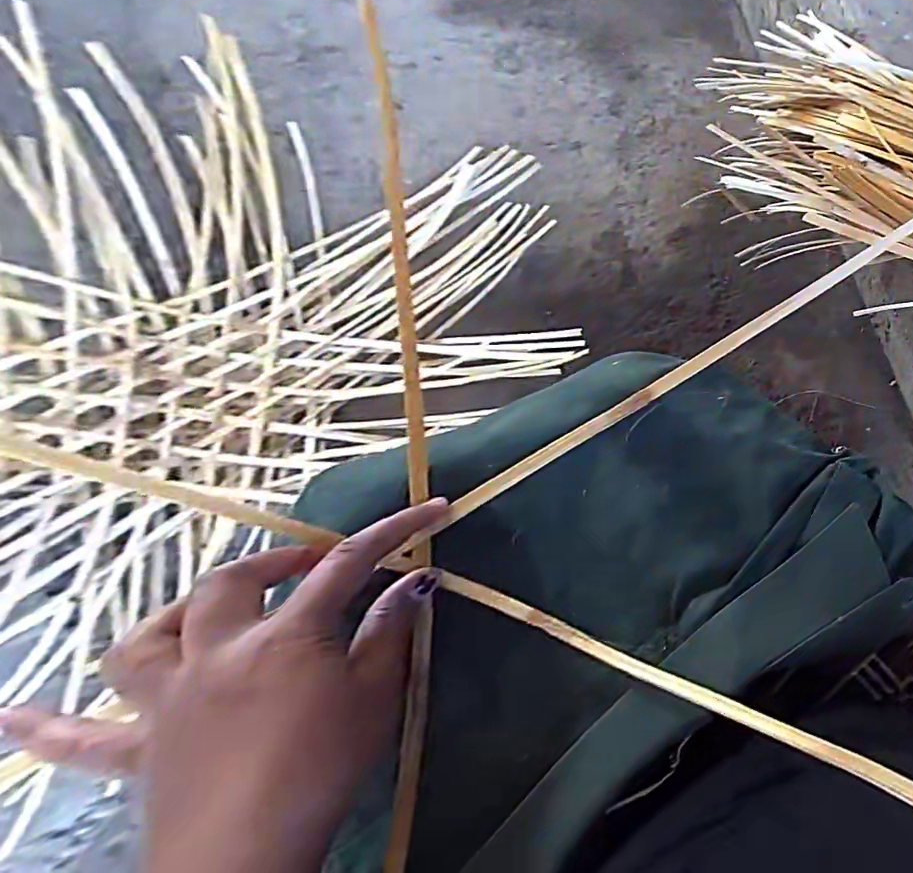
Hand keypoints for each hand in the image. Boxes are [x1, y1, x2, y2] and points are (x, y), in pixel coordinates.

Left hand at [0, 499, 447, 872]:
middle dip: (275, 560)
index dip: (395, 529)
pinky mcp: (139, 750)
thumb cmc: (325, 760)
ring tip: (208, 608)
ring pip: (145, 640)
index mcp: (284, 638)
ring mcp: (166, 702)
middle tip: (313, 562)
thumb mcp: (379, 689)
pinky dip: (44, 723)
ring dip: (176, 613)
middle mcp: (217, 655)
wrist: (245, 851)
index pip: (346, 563)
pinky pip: (76, 738)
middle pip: (229, 585)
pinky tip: (14, 714)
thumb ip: (392, 628)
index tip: (434, 510)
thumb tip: (416, 579)